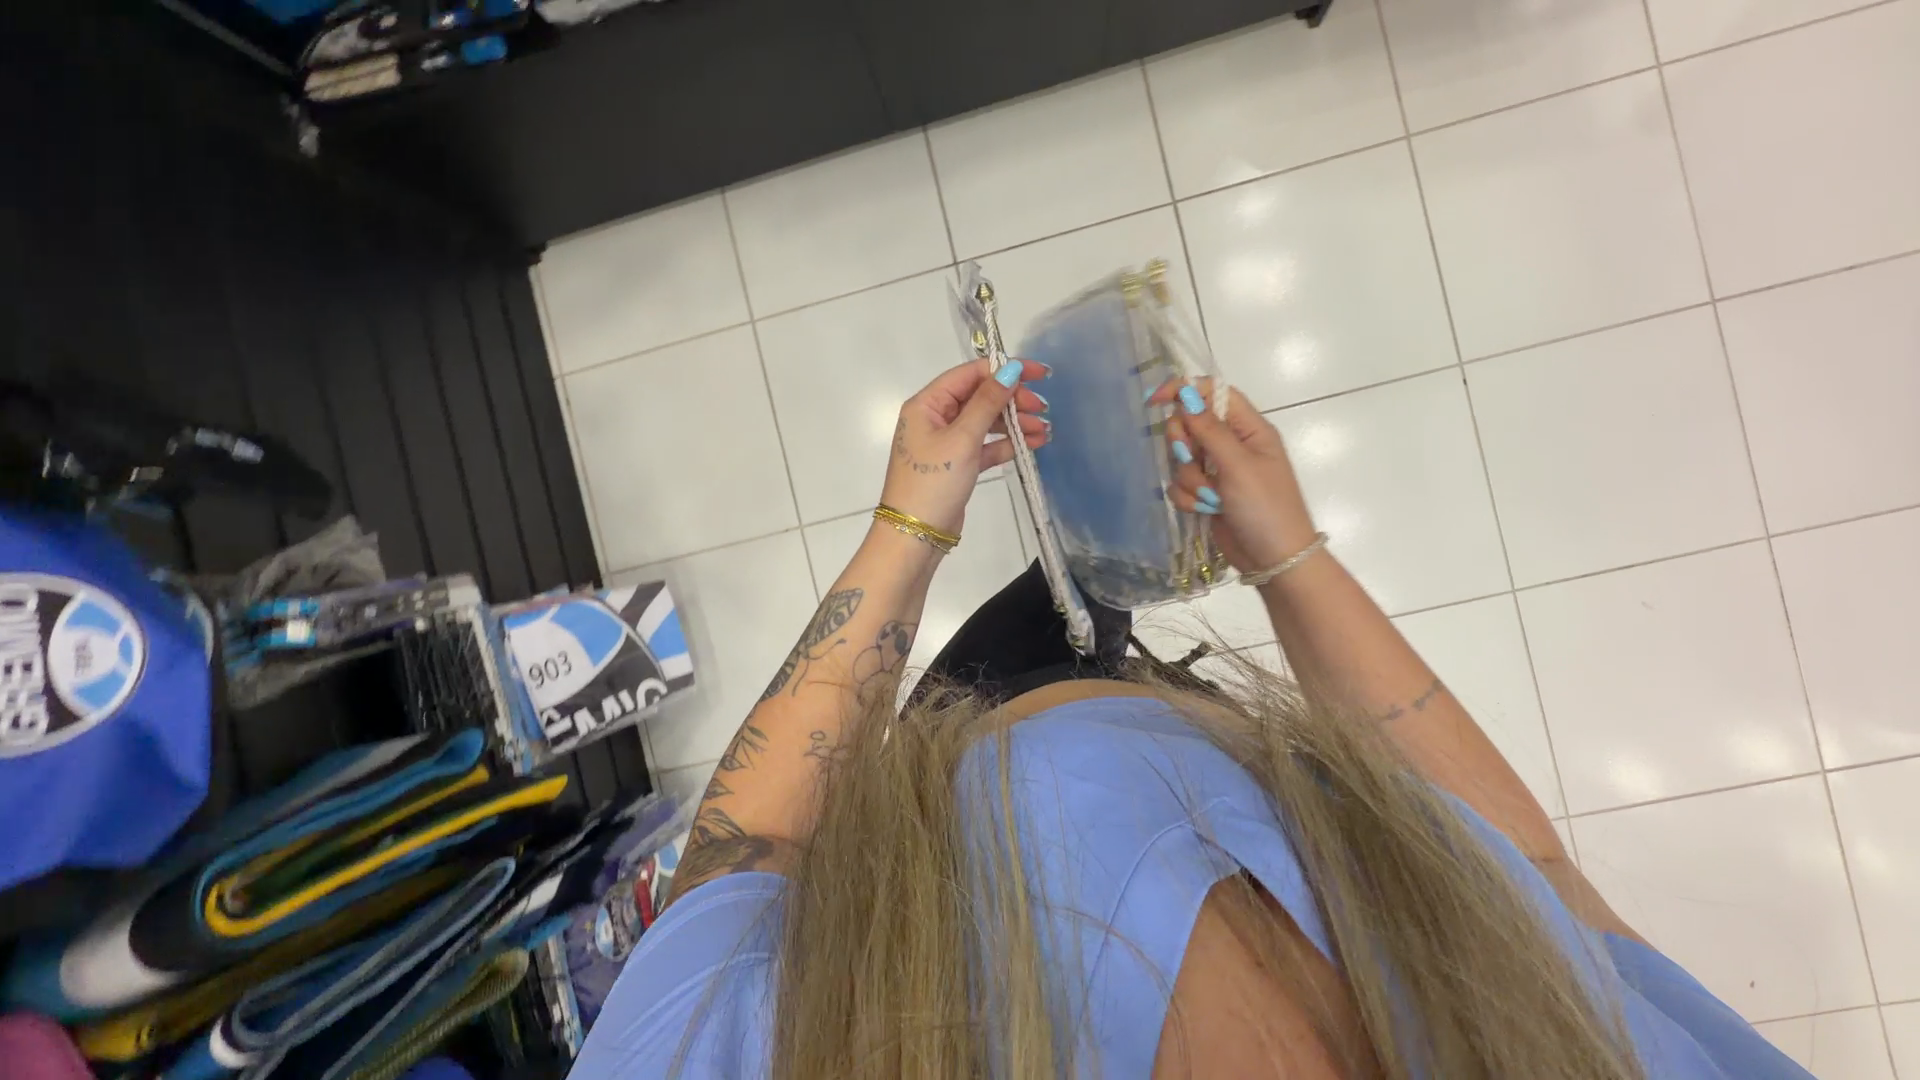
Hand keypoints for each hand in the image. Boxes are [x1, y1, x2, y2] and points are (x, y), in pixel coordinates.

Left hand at [880, 357, 1048, 536]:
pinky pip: (985, 445)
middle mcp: (935, 418)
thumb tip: (1010, 369)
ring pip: (986, 422)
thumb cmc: (934, 480)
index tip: (1039, 374)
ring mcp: (946, 442)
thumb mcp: (962, 438)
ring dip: (1015, 423)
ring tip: (1045, 431)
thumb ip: (988, 402)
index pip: (970, 374)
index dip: (1005, 370)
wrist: (914, 534)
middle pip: (980, 396)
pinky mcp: (957, 464)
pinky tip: (1032, 444)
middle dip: (1013, 400)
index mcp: (927, 403)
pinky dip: (1007, 444)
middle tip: (1043, 409)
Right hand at [1149, 378, 1318, 572]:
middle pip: (1189, 425)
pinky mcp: (1206, 494)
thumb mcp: (1238, 465)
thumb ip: (1210, 429)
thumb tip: (1185, 394)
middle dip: (1184, 445)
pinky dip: (1187, 498)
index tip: (1155, 401)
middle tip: (1193, 460)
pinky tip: (1204, 510)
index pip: (1212, 393)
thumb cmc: (1266, 507)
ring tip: (1210, 498)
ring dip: (1189, 480)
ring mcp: (1218, 470)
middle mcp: (1232, 444)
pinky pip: (1179, 485)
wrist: (1274, 559)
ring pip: (1180, 459)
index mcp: (1249, 428)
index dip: (1184, 391)